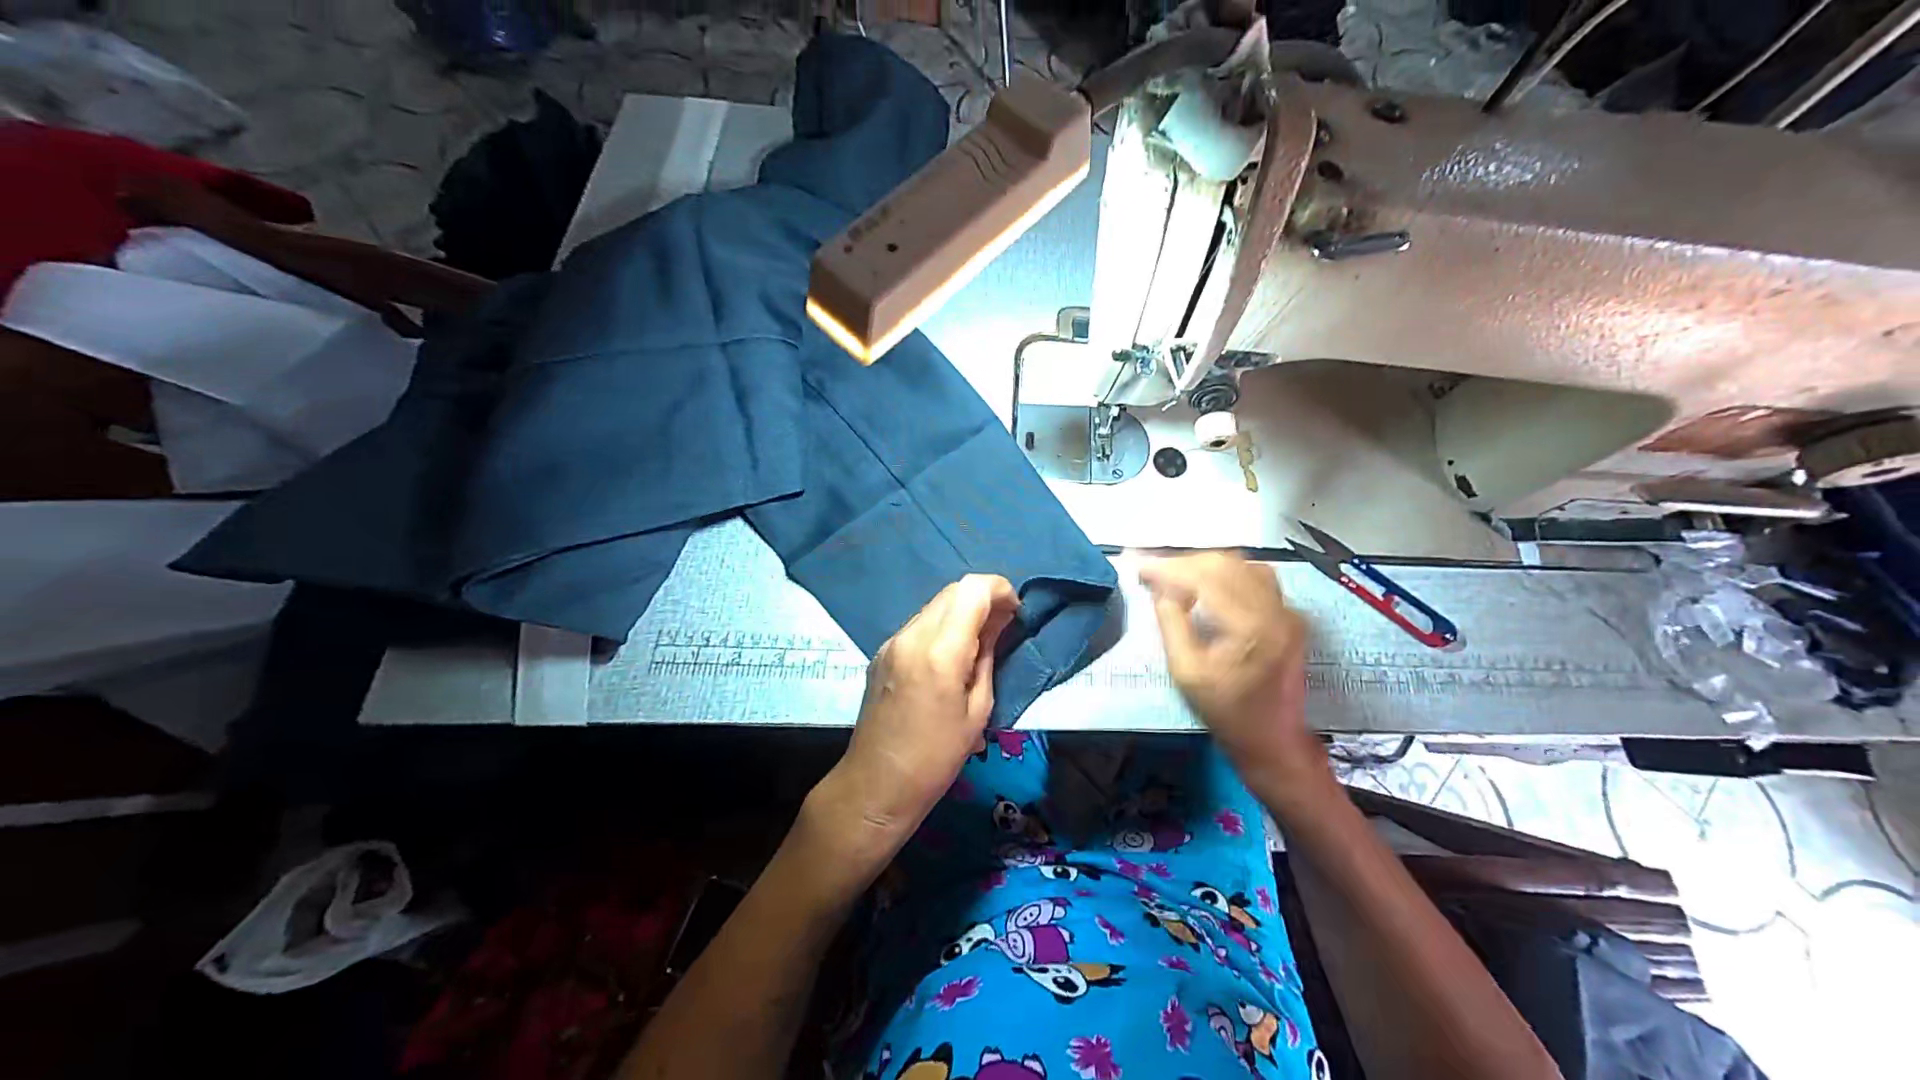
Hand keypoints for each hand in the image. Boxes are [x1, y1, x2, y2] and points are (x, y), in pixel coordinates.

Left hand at [811, 574, 1019, 851]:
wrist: (876, 783)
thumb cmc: (936, 757)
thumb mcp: (978, 709)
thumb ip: (988, 656)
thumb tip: (999, 622)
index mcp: (940, 651)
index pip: (973, 590)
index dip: (1000, 590)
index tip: (1016, 612)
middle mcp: (912, 636)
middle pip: (953, 590)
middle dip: (983, 598)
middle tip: (1004, 625)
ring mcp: (892, 641)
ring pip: (935, 604)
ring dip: (962, 611)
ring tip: (980, 642)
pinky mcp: (882, 651)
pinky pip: (919, 623)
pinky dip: (942, 626)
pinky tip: (952, 654)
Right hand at [1139, 551, 1328, 787]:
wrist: (1275, 741)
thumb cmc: (1227, 713)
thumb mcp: (1187, 673)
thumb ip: (1171, 623)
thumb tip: (1160, 588)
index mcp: (1249, 626)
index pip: (1204, 577)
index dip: (1168, 568)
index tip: (1140, 567)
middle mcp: (1275, 610)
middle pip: (1224, 563)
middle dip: (1184, 562)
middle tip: (1153, 570)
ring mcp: (1287, 611)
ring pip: (1241, 564)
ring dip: (1204, 564)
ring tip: (1175, 575)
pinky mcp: (1290, 615)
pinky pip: (1256, 576)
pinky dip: (1227, 571)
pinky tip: (1206, 582)